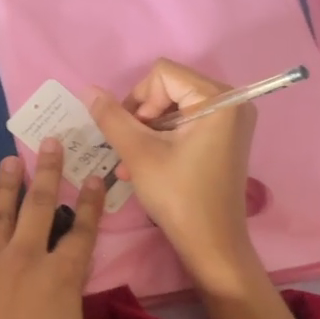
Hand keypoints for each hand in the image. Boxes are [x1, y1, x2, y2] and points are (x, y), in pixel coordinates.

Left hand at [0, 139, 105, 318]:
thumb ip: (67, 303)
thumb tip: (61, 286)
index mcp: (63, 277)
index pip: (83, 231)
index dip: (91, 202)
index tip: (94, 177)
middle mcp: (28, 259)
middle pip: (41, 206)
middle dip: (48, 172)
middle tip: (51, 144)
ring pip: (0, 213)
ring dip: (7, 185)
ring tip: (11, 161)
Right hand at [88, 59, 257, 278]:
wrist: (212, 244)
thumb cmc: (178, 196)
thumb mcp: (138, 153)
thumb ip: (111, 117)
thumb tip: (89, 90)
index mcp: (218, 100)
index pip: (162, 74)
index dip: (139, 99)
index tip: (134, 133)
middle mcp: (230, 102)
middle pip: (168, 87)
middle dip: (142, 116)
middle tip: (130, 147)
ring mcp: (230, 121)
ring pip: (172, 106)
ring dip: (146, 130)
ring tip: (130, 161)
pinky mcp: (224, 137)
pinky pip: (185, 122)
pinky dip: (162, 138)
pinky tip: (143, 164)